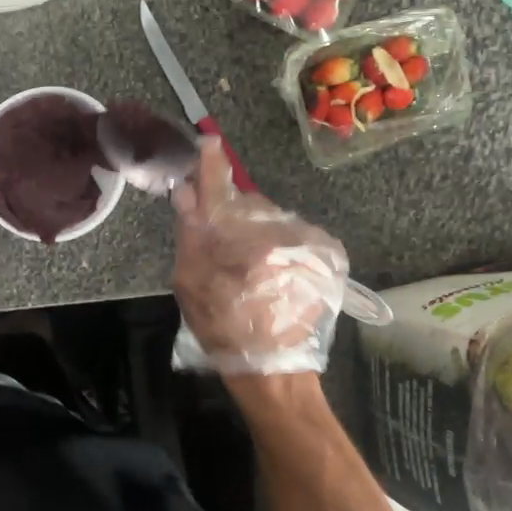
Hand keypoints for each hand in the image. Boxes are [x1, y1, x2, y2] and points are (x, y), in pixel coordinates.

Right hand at [170, 138, 347, 374]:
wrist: (274, 369)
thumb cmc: (225, 331)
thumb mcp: (192, 287)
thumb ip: (190, 236)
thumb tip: (186, 194)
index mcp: (245, 242)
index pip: (222, 193)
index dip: (211, 167)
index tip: (207, 140)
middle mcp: (282, 235)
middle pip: (248, 205)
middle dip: (231, 213)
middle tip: (218, 240)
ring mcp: (308, 243)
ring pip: (270, 219)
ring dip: (254, 229)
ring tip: (244, 263)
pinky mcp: (324, 255)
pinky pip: (290, 233)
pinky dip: (275, 242)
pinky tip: (267, 269)